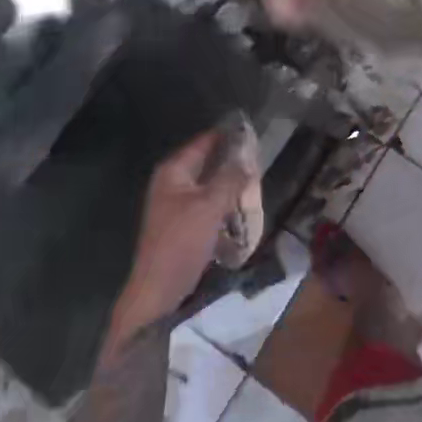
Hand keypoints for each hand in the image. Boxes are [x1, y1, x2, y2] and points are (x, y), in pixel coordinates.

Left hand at [105, 129, 257, 353]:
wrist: (159, 290)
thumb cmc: (181, 241)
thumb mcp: (210, 206)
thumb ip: (230, 179)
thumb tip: (249, 158)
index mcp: (173, 172)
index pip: (204, 142)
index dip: (227, 136)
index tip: (254, 131)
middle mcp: (173, 183)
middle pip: (207, 163)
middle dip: (232, 161)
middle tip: (262, 158)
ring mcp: (177, 204)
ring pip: (210, 185)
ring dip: (230, 183)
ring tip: (257, 180)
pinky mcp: (184, 224)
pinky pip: (209, 204)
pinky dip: (225, 202)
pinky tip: (244, 206)